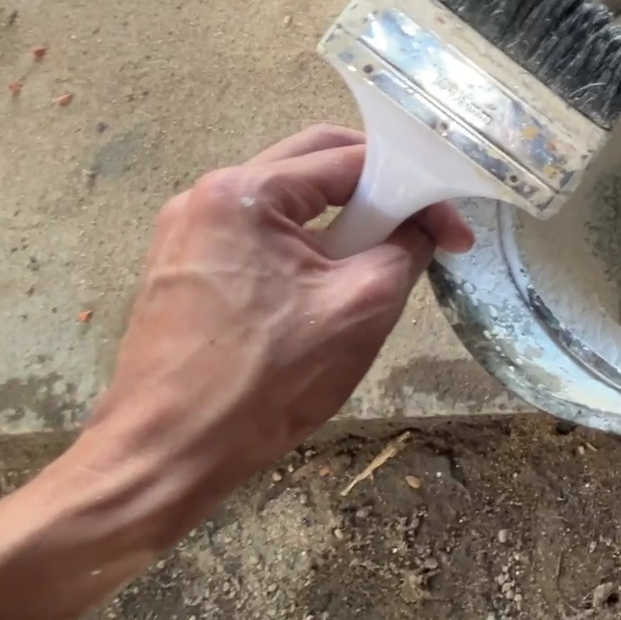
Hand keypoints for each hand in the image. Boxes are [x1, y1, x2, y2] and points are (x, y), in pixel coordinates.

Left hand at [81, 125, 474, 518]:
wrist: (165, 459)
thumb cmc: (269, 378)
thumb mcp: (365, 304)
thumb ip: (407, 246)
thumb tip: (423, 229)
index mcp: (245, 192)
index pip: (354, 160)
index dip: (417, 189)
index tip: (455, 232)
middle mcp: (208, 195)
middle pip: (317, 162)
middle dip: (383, 186)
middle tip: (426, 222)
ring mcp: (190, 231)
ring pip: (293, 198)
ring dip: (349, 214)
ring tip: (389, 251)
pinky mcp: (187, 266)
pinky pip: (266, 229)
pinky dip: (314, 239)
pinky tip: (338, 275)